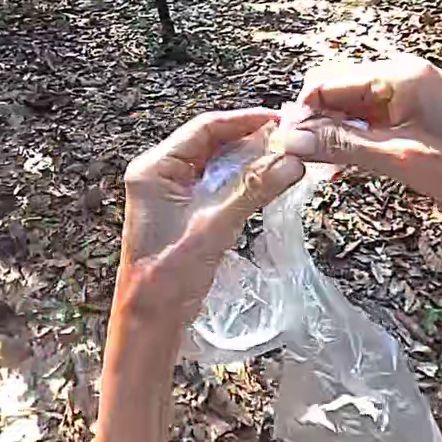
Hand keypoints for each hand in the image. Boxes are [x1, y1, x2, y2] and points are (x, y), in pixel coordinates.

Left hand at [97, 108, 304, 441]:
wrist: (150, 320)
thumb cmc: (168, 275)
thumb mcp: (213, 227)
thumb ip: (252, 190)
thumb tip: (292, 161)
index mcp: (155, 168)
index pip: (204, 129)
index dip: (243, 121)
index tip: (279, 121)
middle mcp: (161, 173)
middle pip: (212, 143)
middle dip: (250, 140)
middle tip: (290, 140)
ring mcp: (173, 192)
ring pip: (218, 163)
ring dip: (250, 160)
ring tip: (286, 156)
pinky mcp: (186, 210)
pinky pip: (219, 184)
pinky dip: (244, 181)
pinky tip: (269, 180)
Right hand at [285, 55, 441, 213]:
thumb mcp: (402, 160)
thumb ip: (344, 146)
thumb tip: (294, 140)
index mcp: (397, 76)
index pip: (324, 82)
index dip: (301, 115)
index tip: (288, 149)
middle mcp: (402, 73)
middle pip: (336, 90)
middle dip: (315, 123)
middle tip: (304, 163)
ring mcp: (413, 90)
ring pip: (353, 105)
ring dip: (335, 133)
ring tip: (325, 169)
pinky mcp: (422, 108)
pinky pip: (375, 116)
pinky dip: (358, 137)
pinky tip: (350, 164)